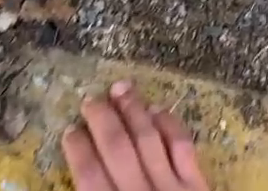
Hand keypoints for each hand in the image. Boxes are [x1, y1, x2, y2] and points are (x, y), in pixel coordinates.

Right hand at [63, 82, 208, 190]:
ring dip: (133, 110)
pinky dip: (169, 125)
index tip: (69, 130)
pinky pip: (182, 147)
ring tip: (120, 87)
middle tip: (89, 98)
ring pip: (147, 138)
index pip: (88, 176)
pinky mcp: (198, 187)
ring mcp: (172, 189)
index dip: (77, 149)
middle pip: (116, 148)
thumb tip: (77, 190)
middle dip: (101, 119)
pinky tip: (158, 109)